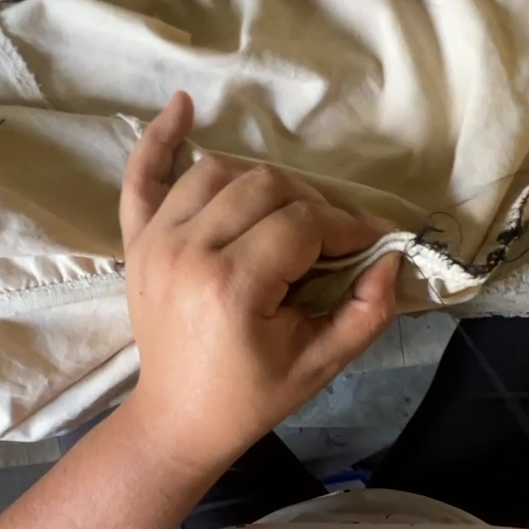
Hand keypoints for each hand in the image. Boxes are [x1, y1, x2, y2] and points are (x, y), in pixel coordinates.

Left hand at [115, 92, 401, 472]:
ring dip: (263, 183)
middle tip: (332, 239)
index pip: (303, 224)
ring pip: (219, 171)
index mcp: (233, 286)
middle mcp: (188, 251)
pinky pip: (142, 177)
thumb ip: (366, 314)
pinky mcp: (137, 242)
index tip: (371, 242)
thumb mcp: (321, 367)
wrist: (180, 419)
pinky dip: (160, 141)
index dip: (347, 228)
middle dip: (312, 205)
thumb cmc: (252, 398)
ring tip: (288, 215)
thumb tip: (391, 258)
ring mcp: (155, 242)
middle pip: (265, 187)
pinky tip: (183, 108)